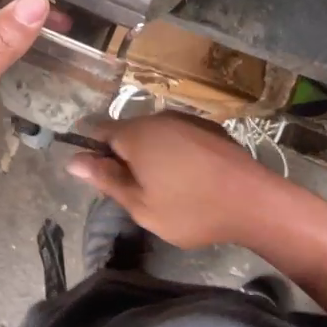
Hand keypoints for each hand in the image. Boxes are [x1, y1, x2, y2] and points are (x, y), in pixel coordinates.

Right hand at [65, 112, 282, 248]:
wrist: (253, 201)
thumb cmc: (190, 208)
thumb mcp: (141, 205)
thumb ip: (106, 179)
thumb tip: (73, 159)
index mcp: (136, 134)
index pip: (98, 131)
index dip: (93, 153)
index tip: (103, 180)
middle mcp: (159, 117)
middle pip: (128, 131)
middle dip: (125, 156)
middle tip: (136, 192)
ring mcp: (187, 120)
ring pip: (155, 133)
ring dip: (152, 155)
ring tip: (165, 188)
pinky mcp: (210, 128)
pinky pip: (179, 136)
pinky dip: (176, 152)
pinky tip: (190, 178)